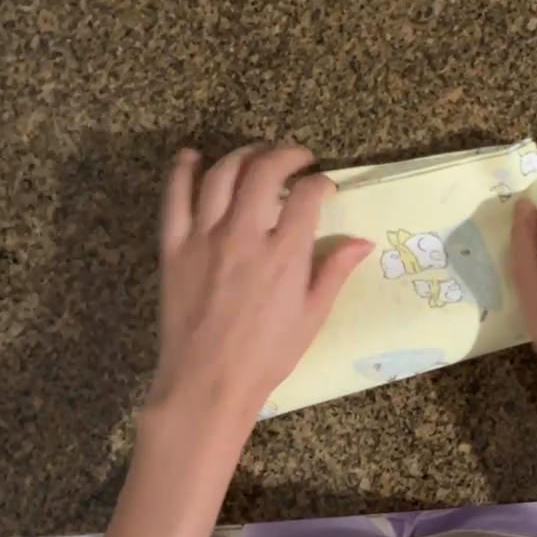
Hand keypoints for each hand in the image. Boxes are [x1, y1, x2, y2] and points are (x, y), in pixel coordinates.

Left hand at [147, 144, 371, 423]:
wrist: (209, 381)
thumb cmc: (268, 354)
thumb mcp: (313, 316)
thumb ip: (335, 271)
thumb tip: (362, 242)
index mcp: (285, 254)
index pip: (307, 195)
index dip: (321, 182)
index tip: (325, 186)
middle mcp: (245, 234)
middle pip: (264, 170)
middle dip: (286, 155)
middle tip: (296, 158)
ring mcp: (205, 236)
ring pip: (221, 174)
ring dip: (242, 155)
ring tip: (256, 156)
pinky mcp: (174, 246)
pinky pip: (174, 196)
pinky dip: (183, 170)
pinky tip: (192, 157)